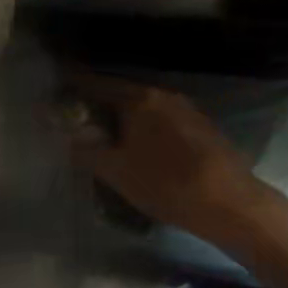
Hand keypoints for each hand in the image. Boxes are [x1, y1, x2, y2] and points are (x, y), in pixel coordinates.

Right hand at [63, 75, 287, 239]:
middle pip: (122, 93)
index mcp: (139, 99)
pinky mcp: (202, 127)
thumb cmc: (166, 184)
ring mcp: (187, 109)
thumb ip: (88, 149)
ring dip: (123, 117)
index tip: (58, 83)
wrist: (230, 203)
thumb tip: (69, 134)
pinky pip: (162, 119)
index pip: (97, 84)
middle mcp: (163, 95)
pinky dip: (144, 127)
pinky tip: (139, 146)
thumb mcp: (116, 171)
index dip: (75, 84)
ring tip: (105, 134)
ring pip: (144, 107)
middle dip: (99, 103)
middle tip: (77, 116)